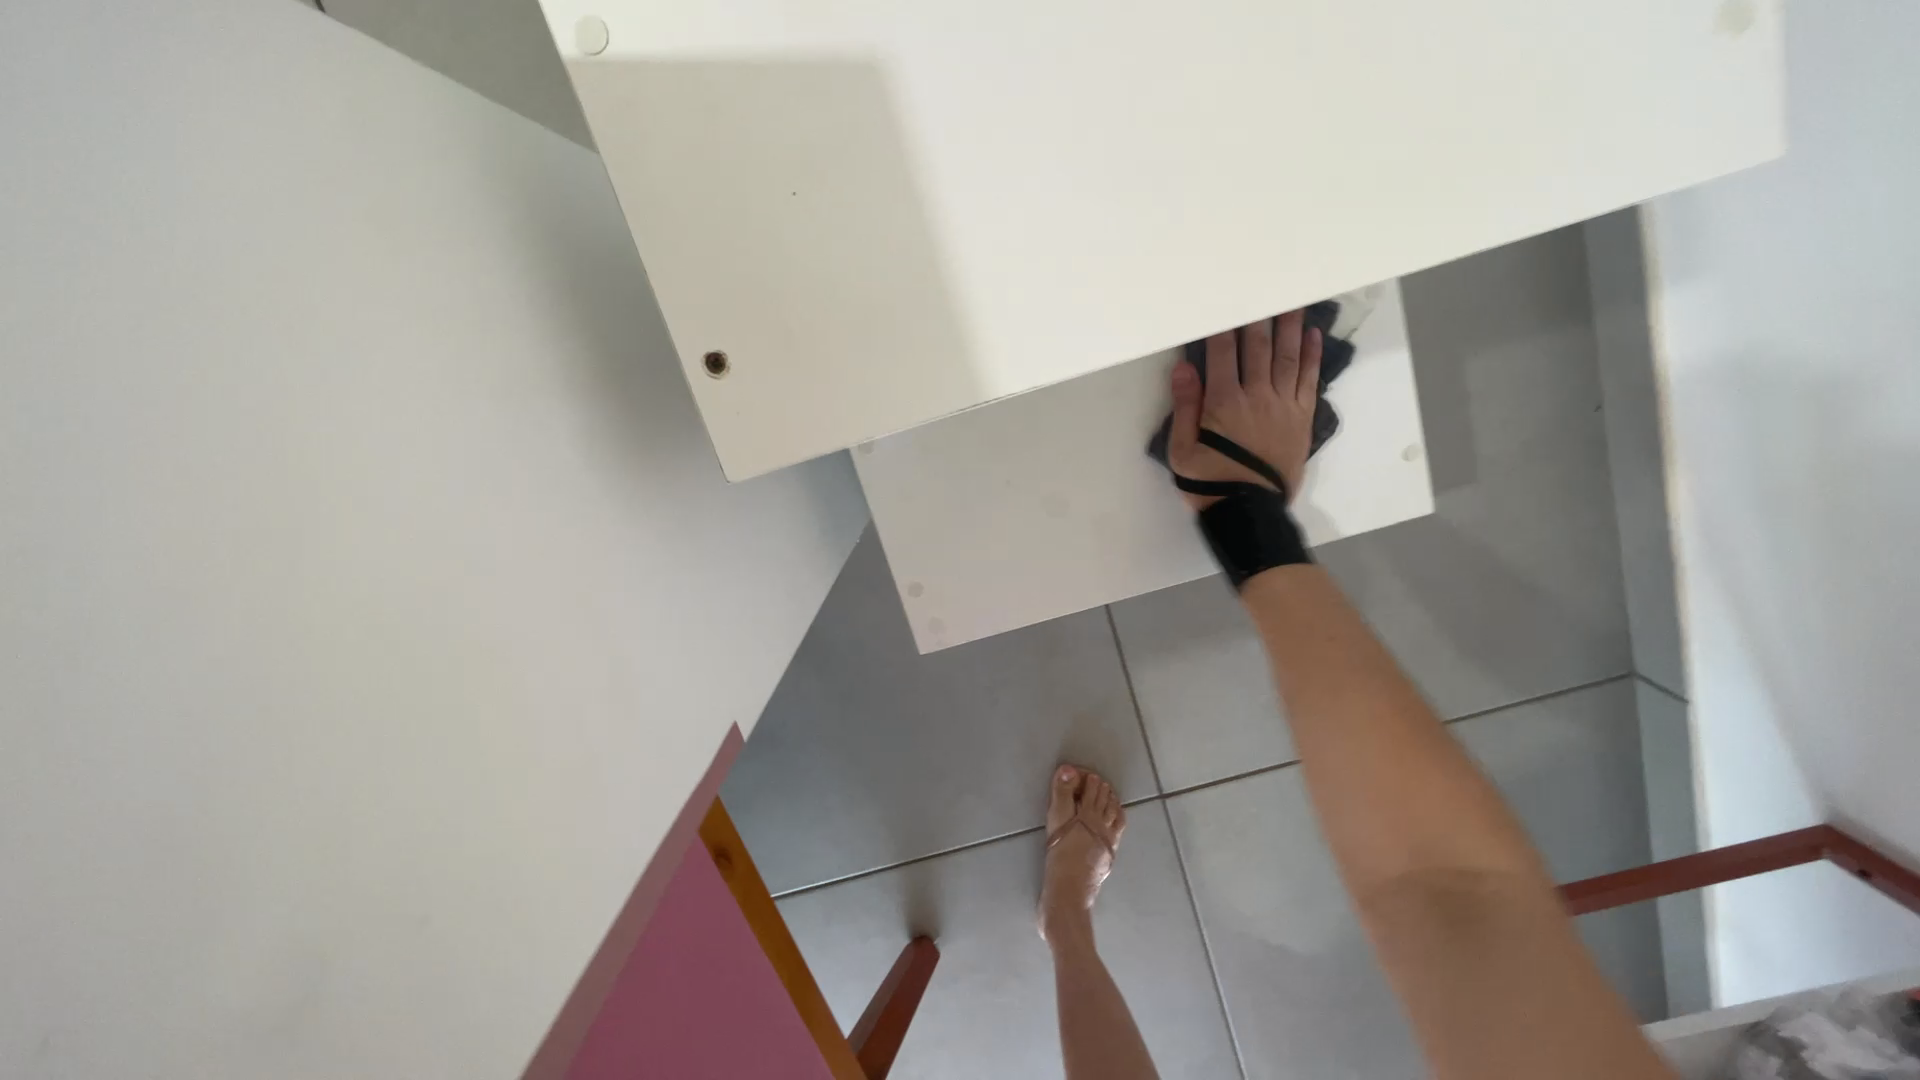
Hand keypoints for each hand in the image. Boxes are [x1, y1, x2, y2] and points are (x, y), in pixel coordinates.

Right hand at [1167, 310, 1322, 509]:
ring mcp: (1283, 405)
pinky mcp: (1301, 417)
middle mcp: (1256, 395)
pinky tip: (1312, 336)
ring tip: (1292, 301)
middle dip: (1258, 317)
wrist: (1248, 511)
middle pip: (1258, 347)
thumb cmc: (1208, 482)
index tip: (1225, 302)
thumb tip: (1184, 368)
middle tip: (1263, 289)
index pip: (1222, 353)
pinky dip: (1311, 356)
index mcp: (1223, 402)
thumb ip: (1185, 407)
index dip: (1223, 326)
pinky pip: (1308, 379)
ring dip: (1289, 326)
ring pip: (1287, 356)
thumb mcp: (1182, 449)